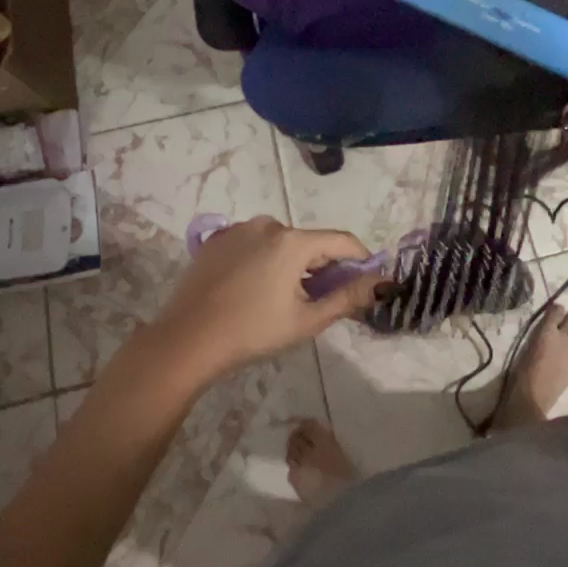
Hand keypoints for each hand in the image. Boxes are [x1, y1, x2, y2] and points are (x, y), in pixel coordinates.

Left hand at [155, 216, 381, 378]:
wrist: (186, 341)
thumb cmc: (252, 332)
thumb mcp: (306, 320)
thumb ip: (347, 297)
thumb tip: (381, 282)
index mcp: (293, 241)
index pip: (342, 241)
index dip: (360, 259)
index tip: (366, 280)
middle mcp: (268, 225)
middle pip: (310, 241)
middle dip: (322, 265)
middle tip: (322, 298)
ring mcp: (239, 229)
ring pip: (281, 242)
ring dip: (291, 262)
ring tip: (283, 297)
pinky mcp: (216, 240)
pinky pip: (253, 244)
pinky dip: (262, 260)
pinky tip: (252, 289)